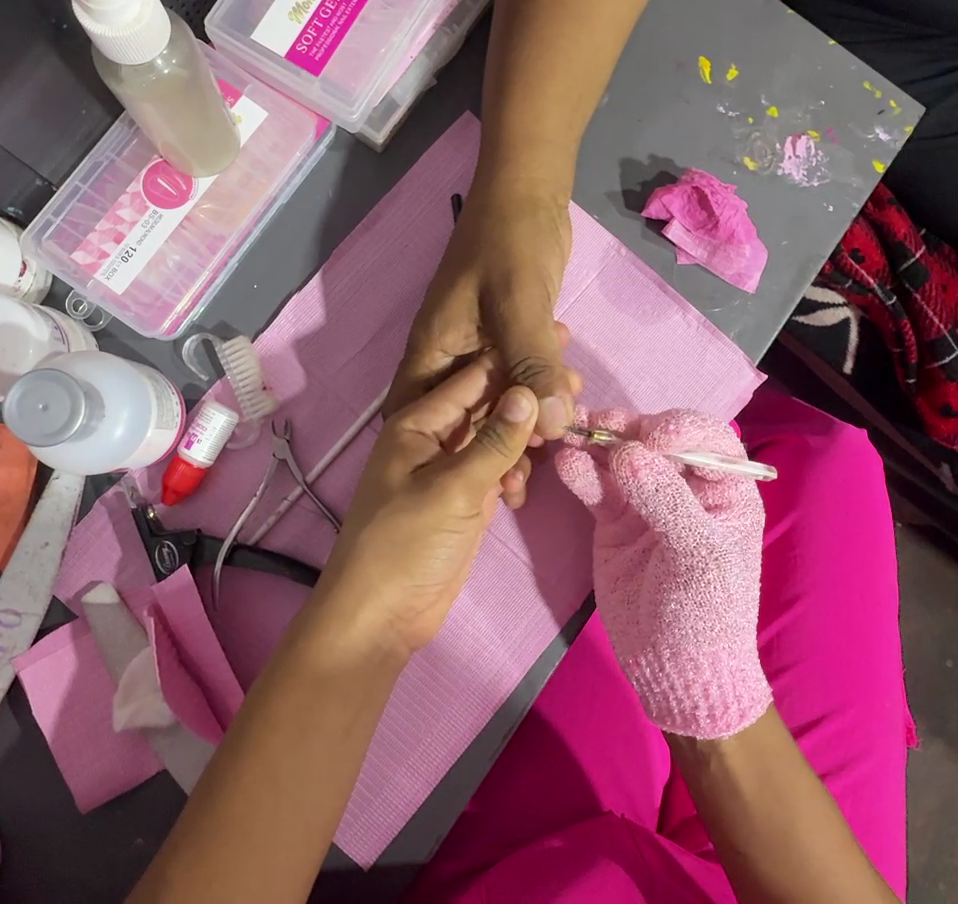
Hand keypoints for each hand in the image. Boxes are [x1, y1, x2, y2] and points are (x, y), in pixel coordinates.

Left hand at [319, 353, 539, 655]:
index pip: (472, 378)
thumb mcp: (453, 488)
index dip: (514, 359)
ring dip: (525, 441)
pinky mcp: (464, 501)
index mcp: (417, 423)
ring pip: (497, 440)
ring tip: (560, 438)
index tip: (560, 341)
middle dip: (528, 398)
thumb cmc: (405, 544)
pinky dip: (513, 475)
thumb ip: (495, 441)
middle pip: (488, 406)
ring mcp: (450, 471)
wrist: (381, 616)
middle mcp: (434, 439)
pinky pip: (496, 472)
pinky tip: (523, 490)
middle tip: (577, 384)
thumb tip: (530, 392)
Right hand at [391, 168, 580, 467]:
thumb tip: (551, 430)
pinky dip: (538, 394)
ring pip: (495, 399)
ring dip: (521, 422)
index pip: (415, 415)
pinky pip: (518, 377)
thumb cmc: (509, 241)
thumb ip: (532, 365)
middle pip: (460, 416)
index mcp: (432, 350)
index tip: (467, 488)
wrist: (529, 190)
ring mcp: (480, 346)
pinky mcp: (508, 336)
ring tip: (554, 448)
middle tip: (523, 486)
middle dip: (489, 450)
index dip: (436, 455)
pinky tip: (566, 408)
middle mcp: (450, 355)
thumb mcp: (518, 304)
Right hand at [554, 408, 771, 738]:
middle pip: (654, 441)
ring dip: (596, 442)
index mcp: (725, 489)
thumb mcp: (697, 555)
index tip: (649, 436)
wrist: (674, 670)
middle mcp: (686, 486)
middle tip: (597, 422)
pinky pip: (596, 487)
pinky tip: (565, 463)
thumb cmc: (706, 613)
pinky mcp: (613, 520)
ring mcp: (646, 501)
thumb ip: (665, 500)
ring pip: (619, 458)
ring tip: (570, 431)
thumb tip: (626, 451)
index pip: (707, 440)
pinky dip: (580, 473)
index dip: (678, 429)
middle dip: (627, 428)